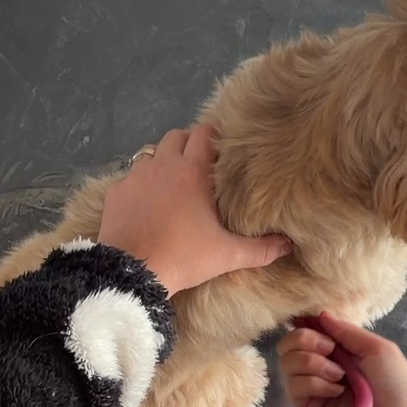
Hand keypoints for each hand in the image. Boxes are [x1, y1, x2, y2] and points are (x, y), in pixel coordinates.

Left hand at [98, 125, 291, 294]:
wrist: (133, 273)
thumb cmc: (184, 257)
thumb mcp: (227, 255)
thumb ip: (261, 248)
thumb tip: (289, 245)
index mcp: (192, 170)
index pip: (204, 133)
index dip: (214, 138)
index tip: (221, 151)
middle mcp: (163, 164)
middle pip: (176, 136)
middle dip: (187, 145)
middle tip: (197, 167)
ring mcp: (136, 176)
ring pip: (150, 154)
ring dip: (161, 162)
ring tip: (170, 185)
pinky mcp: (116, 192)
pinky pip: (129, 178)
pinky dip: (139, 185)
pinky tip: (144, 205)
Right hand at [276, 311, 406, 406]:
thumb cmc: (396, 388)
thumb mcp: (379, 350)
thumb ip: (347, 331)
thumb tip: (320, 315)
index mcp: (338, 352)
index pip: (308, 331)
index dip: (307, 324)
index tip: (314, 324)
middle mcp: (319, 368)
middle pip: (288, 344)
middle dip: (306, 340)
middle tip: (329, 351)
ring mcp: (310, 389)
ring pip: (287, 362)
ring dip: (313, 362)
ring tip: (338, 376)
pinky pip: (295, 385)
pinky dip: (315, 383)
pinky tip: (335, 392)